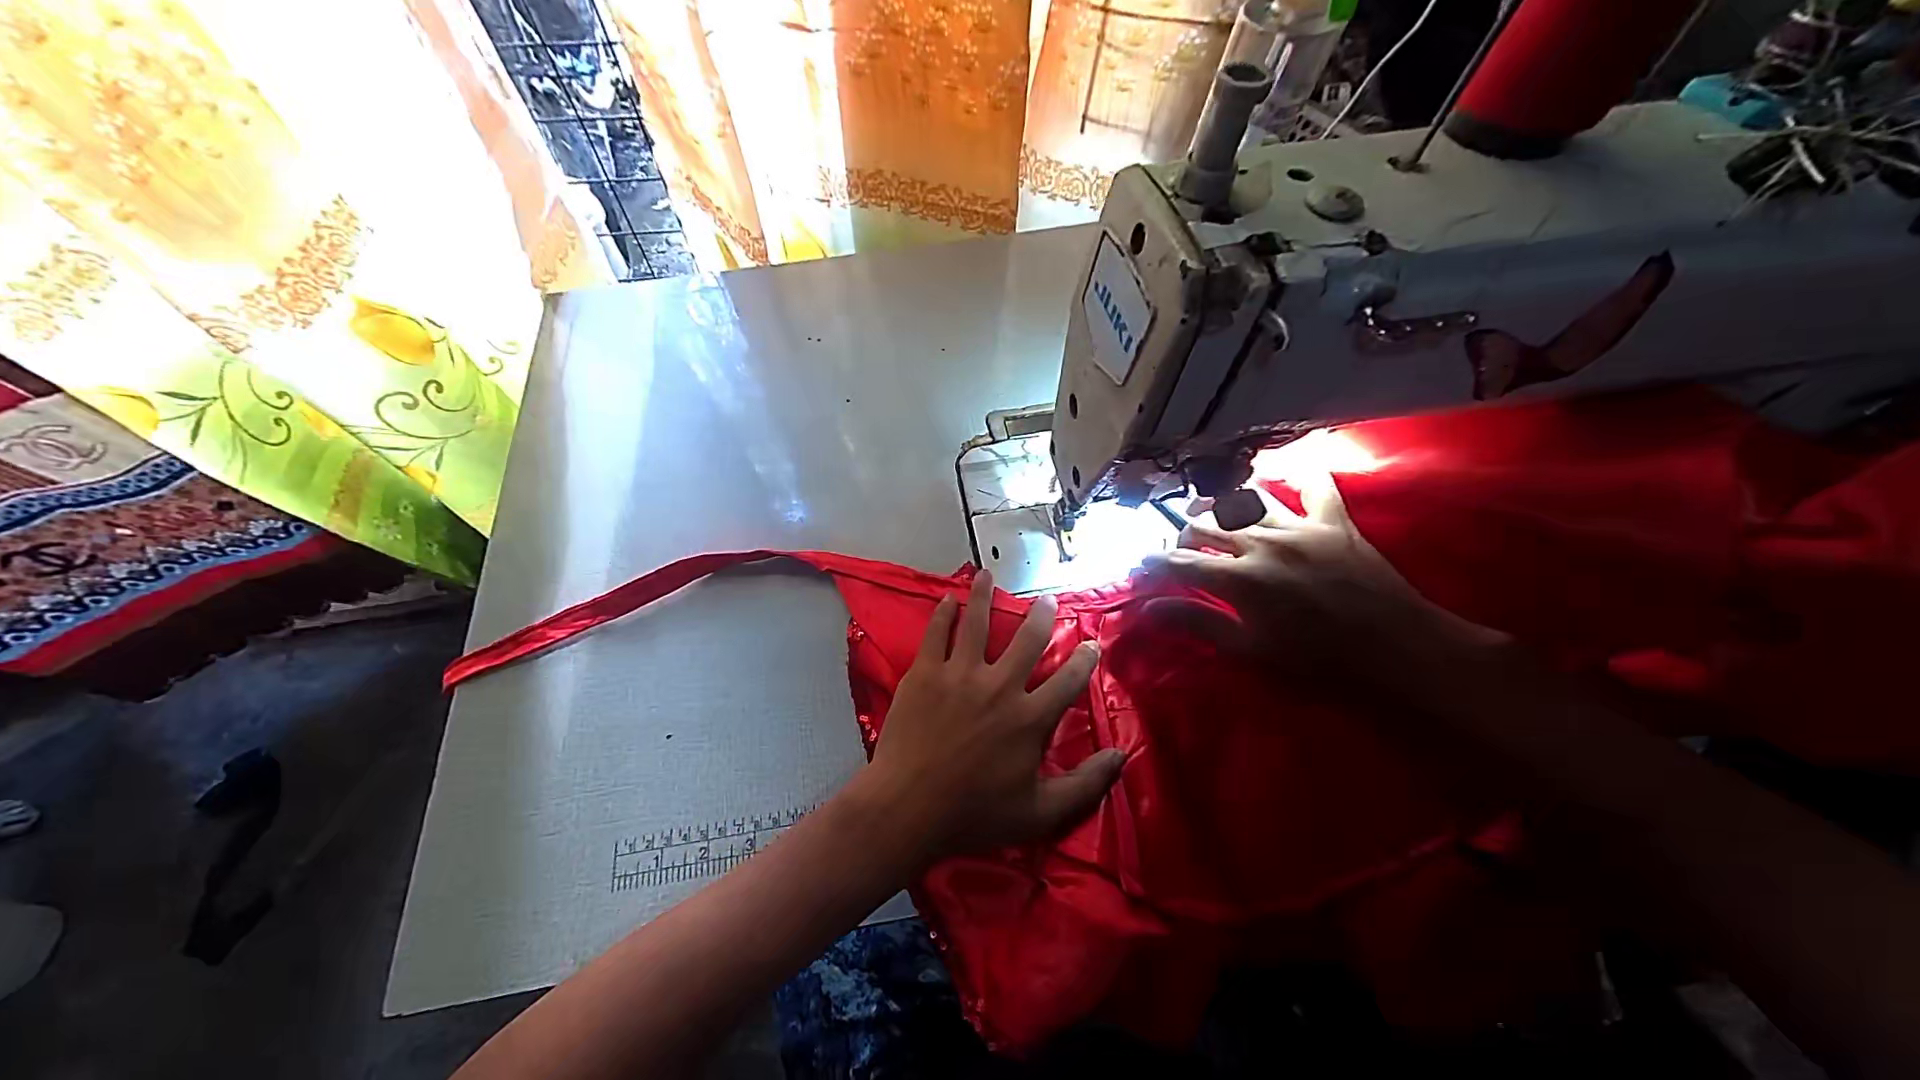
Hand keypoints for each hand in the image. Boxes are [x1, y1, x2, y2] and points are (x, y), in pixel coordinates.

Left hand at [854, 569, 1125, 861]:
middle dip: (1042, 616)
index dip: (1084, 660)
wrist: (908, 808)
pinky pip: (936, 634)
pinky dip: (943, 613)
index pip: (1067, 681)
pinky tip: (948, 599)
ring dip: (985, 596)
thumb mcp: (1040, 813)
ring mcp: (959, 675)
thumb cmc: (974, 814)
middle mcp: (999, 687)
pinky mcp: (925, 673)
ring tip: (988, 575)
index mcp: (1030, 718)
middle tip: (1048, 600)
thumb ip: (1085, 785)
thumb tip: (1121, 756)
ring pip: (977, 623)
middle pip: (1027, 640)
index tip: (1091, 645)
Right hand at [1138, 471, 1504, 675]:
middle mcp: (1263, 543)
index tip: (1139, 567)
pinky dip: (1299, 473)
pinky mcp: (1334, 522)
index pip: (1180, 563)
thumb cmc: (1319, 660)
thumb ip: (1199, 622)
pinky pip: (1315, 484)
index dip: (1153, 563)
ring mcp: (1300, 527)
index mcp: (1239, 579)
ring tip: (1210, 512)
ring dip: (1220, 504)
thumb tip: (1148, 609)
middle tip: (1177, 550)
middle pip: (1206, 524)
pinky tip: (1286, 468)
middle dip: (1182, 535)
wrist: (1397, 648)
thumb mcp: (1251, 649)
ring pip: (1245, 499)